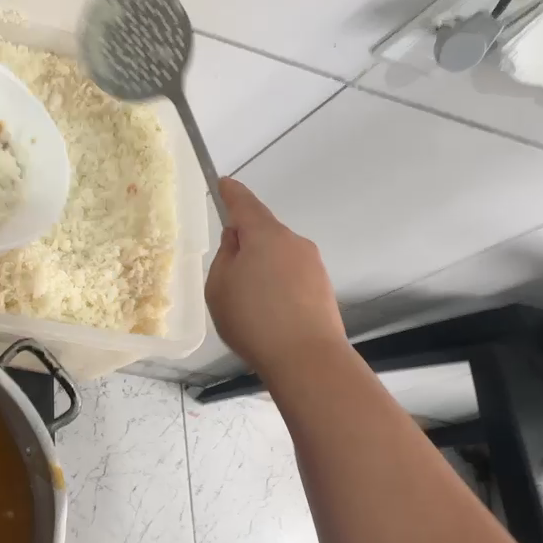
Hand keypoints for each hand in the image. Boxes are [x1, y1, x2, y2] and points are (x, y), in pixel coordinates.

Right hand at [205, 178, 347, 367]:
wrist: (307, 359)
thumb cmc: (253, 319)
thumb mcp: (219, 286)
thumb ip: (225, 256)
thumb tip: (238, 241)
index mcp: (264, 235)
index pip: (244, 204)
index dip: (231, 193)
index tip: (224, 183)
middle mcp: (293, 242)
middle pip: (264, 231)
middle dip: (246, 241)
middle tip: (226, 269)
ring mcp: (312, 265)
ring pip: (278, 255)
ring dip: (262, 267)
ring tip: (246, 301)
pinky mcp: (322, 288)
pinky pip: (291, 276)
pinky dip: (277, 285)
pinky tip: (267, 312)